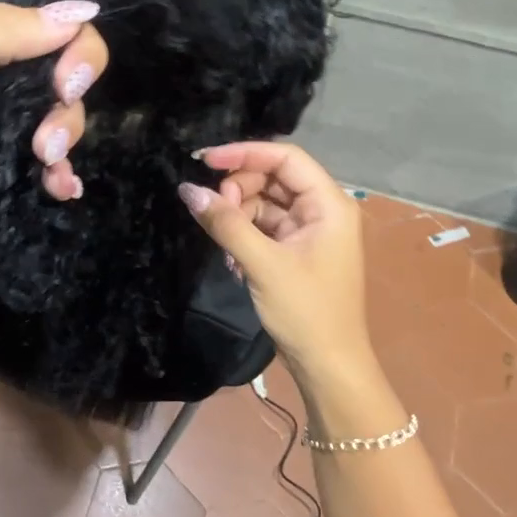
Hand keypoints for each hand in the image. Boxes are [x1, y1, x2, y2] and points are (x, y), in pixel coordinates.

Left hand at [0, 0, 152, 275]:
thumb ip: (0, 36)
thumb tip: (79, 11)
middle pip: (55, 47)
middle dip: (70, 74)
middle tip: (63, 95)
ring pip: (56, 103)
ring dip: (64, 130)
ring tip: (45, 161)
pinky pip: (45, 152)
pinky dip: (59, 168)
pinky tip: (61, 187)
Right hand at [177, 142, 374, 380]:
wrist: (327, 363)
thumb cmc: (305, 311)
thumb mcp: (262, 264)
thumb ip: (226, 224)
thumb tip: (188, 190)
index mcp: (329, 204)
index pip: (285, 158)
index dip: (244, 153)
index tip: (203, 161)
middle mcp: (322, 210)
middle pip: (272, 179)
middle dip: (238, 191)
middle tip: (214, 215)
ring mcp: (309, 232)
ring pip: (264, 205)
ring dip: (238, 218)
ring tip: (224, 248)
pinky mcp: (295, 252)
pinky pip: (264, 229)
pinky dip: (243, 237)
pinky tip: (232, 262)